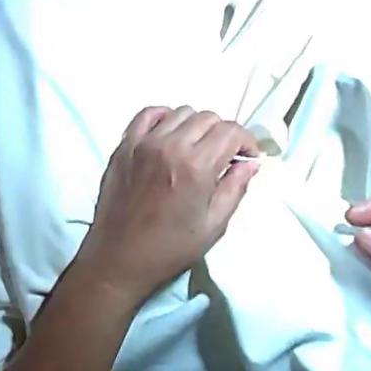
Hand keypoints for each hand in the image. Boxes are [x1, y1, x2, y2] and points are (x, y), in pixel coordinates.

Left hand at [65, 107, 259, 309]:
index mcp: (196, 167)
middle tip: (223, 156)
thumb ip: (235, 188)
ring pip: (181, 112)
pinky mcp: (124, 144)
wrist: (119, 259)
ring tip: (196, 148)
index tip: (246, 156)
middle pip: (208, 118)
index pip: (230, 131)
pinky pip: (148, 114)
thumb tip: (250, 163)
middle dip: (223, 133)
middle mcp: (171, 146)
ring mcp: (144, 142)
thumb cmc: (170, 248)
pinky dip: (164, 117)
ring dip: (196, 126)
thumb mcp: (214, 226)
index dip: (246, 141)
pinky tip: (169, 134)